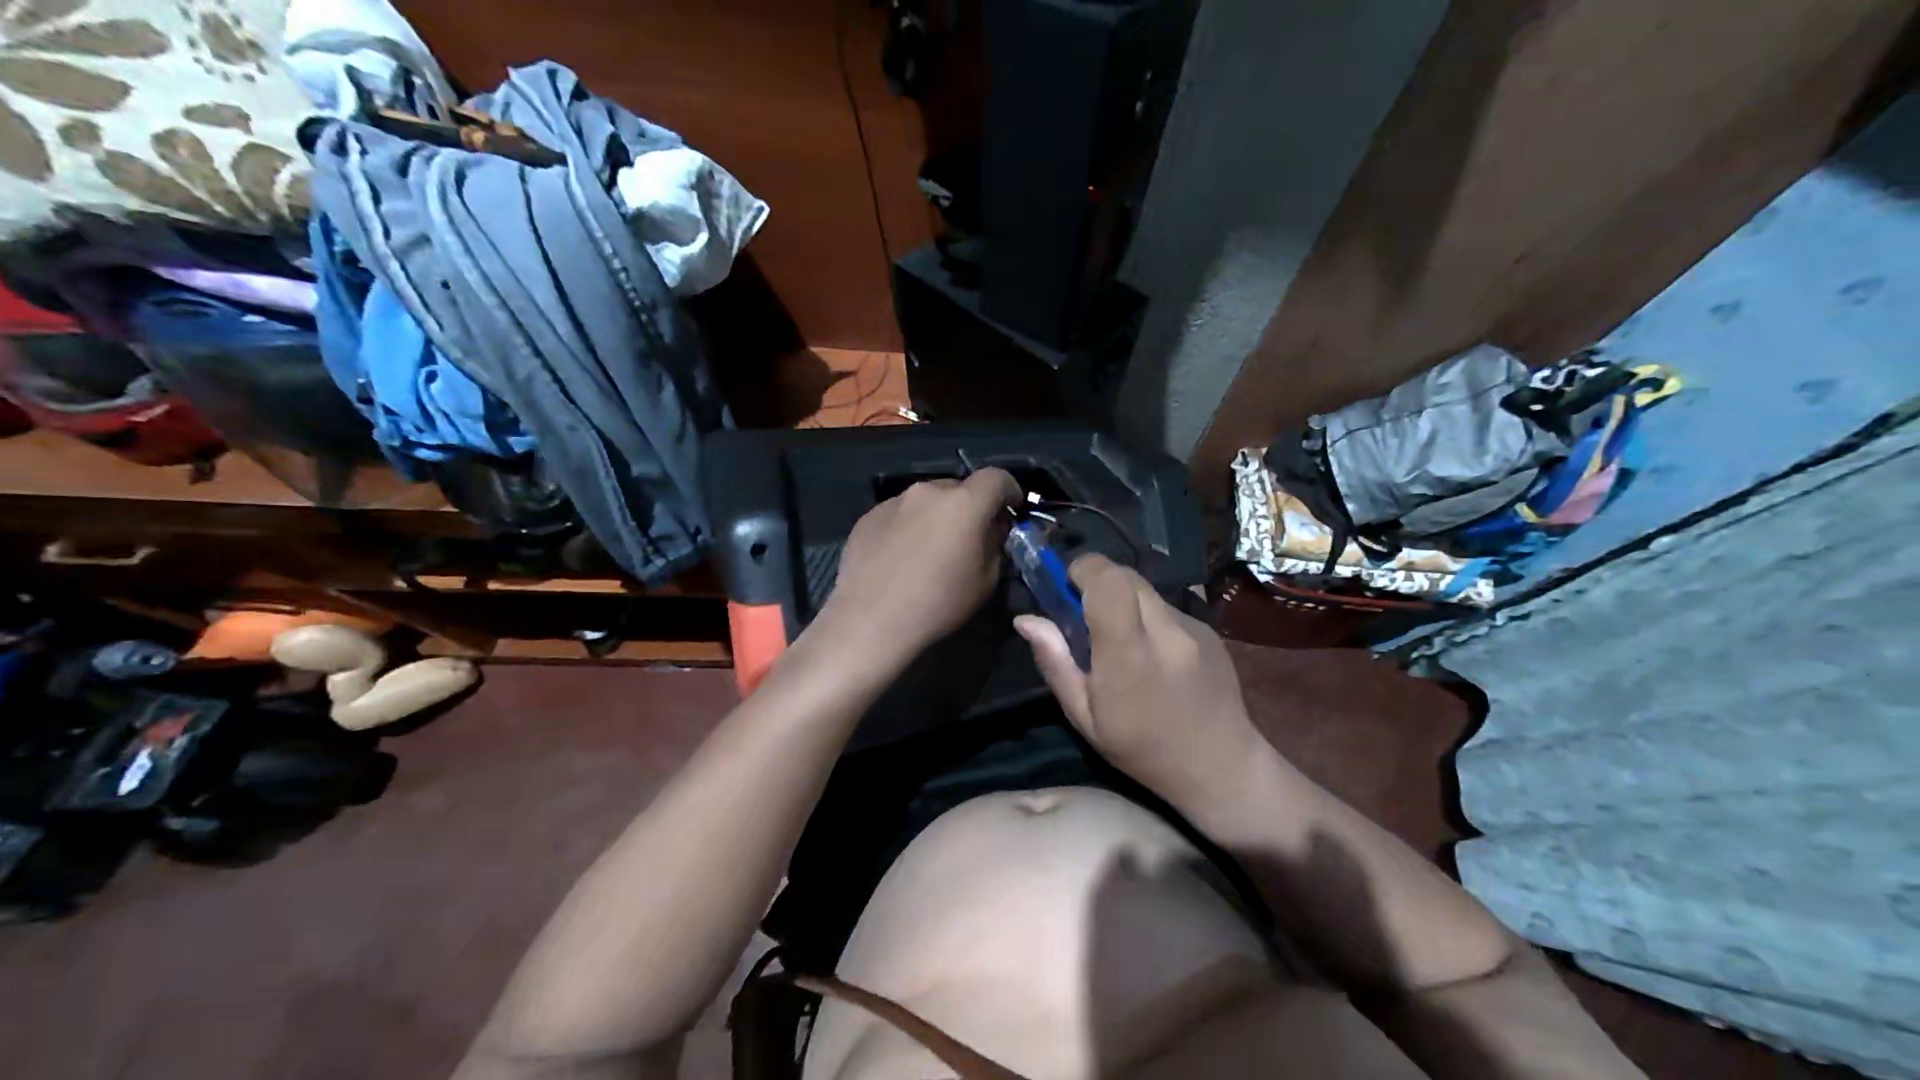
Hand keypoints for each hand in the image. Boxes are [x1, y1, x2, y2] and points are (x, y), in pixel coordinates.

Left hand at [817, 468, 1021, 667]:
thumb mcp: (986, 580)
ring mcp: (894, 501)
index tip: (1010, 511)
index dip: (1009, 491)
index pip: (997, 477)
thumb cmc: (938, 603)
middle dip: (970, 508)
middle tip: (970, 537)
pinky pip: (900, 514)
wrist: (871, 620)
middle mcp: (928, 491)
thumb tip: (994, 529)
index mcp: (964, 503)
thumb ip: (996, 544)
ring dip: (937, 516)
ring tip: (932, 550)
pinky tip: (902, 557)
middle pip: (959, 489)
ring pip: (927, 501)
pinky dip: (909, 526)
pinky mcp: (868, 517)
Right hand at [1015, 555, 1265, 808]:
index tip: (1066, 586)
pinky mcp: (1209, 630)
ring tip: (1121, 639)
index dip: (1083, 570)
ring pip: (1147, 590)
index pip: (1107, 580)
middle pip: (1126, 575)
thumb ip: (1055, 663)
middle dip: (1099, 581)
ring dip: (1125, 601)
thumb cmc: (1141, 749)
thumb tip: (1026, 620)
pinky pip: (1167, 608)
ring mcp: (1193, 628)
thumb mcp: (1084, 717)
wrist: (1220, 766)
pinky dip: (1149, 618)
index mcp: (1128, 654)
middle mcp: (1165, 632)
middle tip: (1086, 612)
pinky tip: (1153, 655)